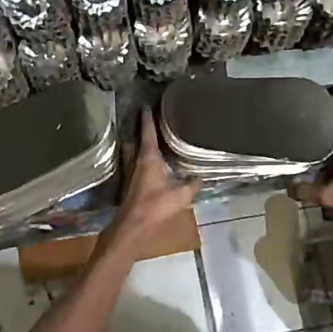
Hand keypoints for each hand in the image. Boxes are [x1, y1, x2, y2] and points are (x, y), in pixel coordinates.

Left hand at [106, 109, 198, 250]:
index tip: (147, 105)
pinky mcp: (130, 184)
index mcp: (148, 158)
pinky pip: (135, 164)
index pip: (148, 132)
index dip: (148, 118)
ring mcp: (130, 173)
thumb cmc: (155, 206)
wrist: (132, 227)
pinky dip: (140, 158)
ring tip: (149, 137)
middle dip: (141, 129)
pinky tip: (149, 162)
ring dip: (139, 144)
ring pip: (134, 152)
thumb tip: (202, 175)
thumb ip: (192, 183)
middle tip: (149, 119)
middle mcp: (136, 161)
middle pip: (137, 140)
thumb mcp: (181, 195)